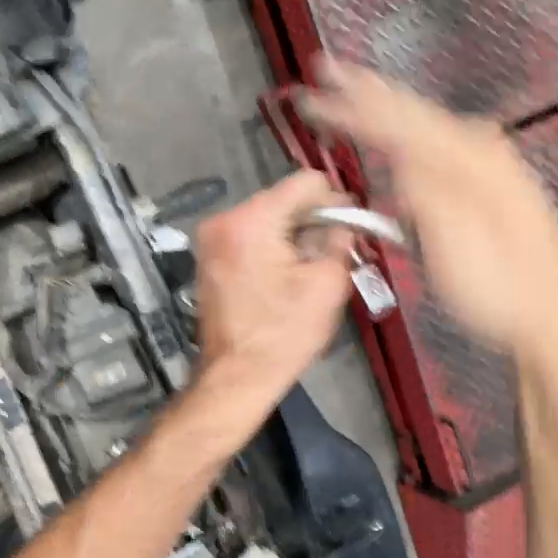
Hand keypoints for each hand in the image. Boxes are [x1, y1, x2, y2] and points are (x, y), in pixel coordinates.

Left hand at [192, 170, 356, 408]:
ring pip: (266, 219)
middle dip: (312, 221)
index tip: (349, 226)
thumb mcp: (328, 283)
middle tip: (335, 250)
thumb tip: (342, 221)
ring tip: (310, 269)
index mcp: (250, 221)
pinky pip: (248, 238)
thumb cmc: (283, 333)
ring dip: (292, 236)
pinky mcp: (208, 259)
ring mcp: (210, 240)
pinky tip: (285, 276)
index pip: (304, 183)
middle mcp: (223, 221)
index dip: (334, 200)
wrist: (235, 374)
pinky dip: (270, 248)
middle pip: (282, 200)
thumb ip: (339, 239)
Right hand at [295, 56, 557, 359]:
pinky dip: (408, 130)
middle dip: (369, 92)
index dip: (355, 109)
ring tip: (356, 90)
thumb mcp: (458, 246)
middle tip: (329, 70)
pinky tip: (403, 132)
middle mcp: (481, 155)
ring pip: (427, 124)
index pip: (402, 124)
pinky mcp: (488, 186)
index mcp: (469, 166)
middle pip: (415, 113)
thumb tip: (402, 161)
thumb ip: (428, 196)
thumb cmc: (501, 289)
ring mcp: (488, 168)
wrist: (554, 317)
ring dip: (386, 106)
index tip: (317, 96)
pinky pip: (437, 143)